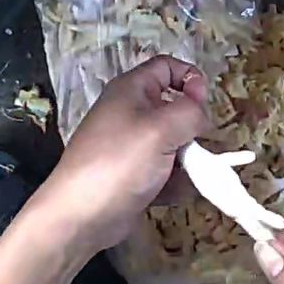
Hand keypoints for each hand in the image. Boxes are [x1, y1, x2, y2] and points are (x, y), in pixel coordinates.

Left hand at [42, 56, 210, 250]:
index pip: (166, 66)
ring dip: (187, 160)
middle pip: (174, 108)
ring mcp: (131, 146)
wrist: (81, 216)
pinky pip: (166, 170)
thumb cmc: (120, 162)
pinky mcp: (134, 174)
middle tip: (196, 145)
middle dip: (191, 128)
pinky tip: (171, 193)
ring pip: (175, 143)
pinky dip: (174, 182)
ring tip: (186, 176)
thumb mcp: (162, 128)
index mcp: (132, 91)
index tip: (202, 103)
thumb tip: (201, 116)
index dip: (190, 78)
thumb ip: (191, 112)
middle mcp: (130, 114)